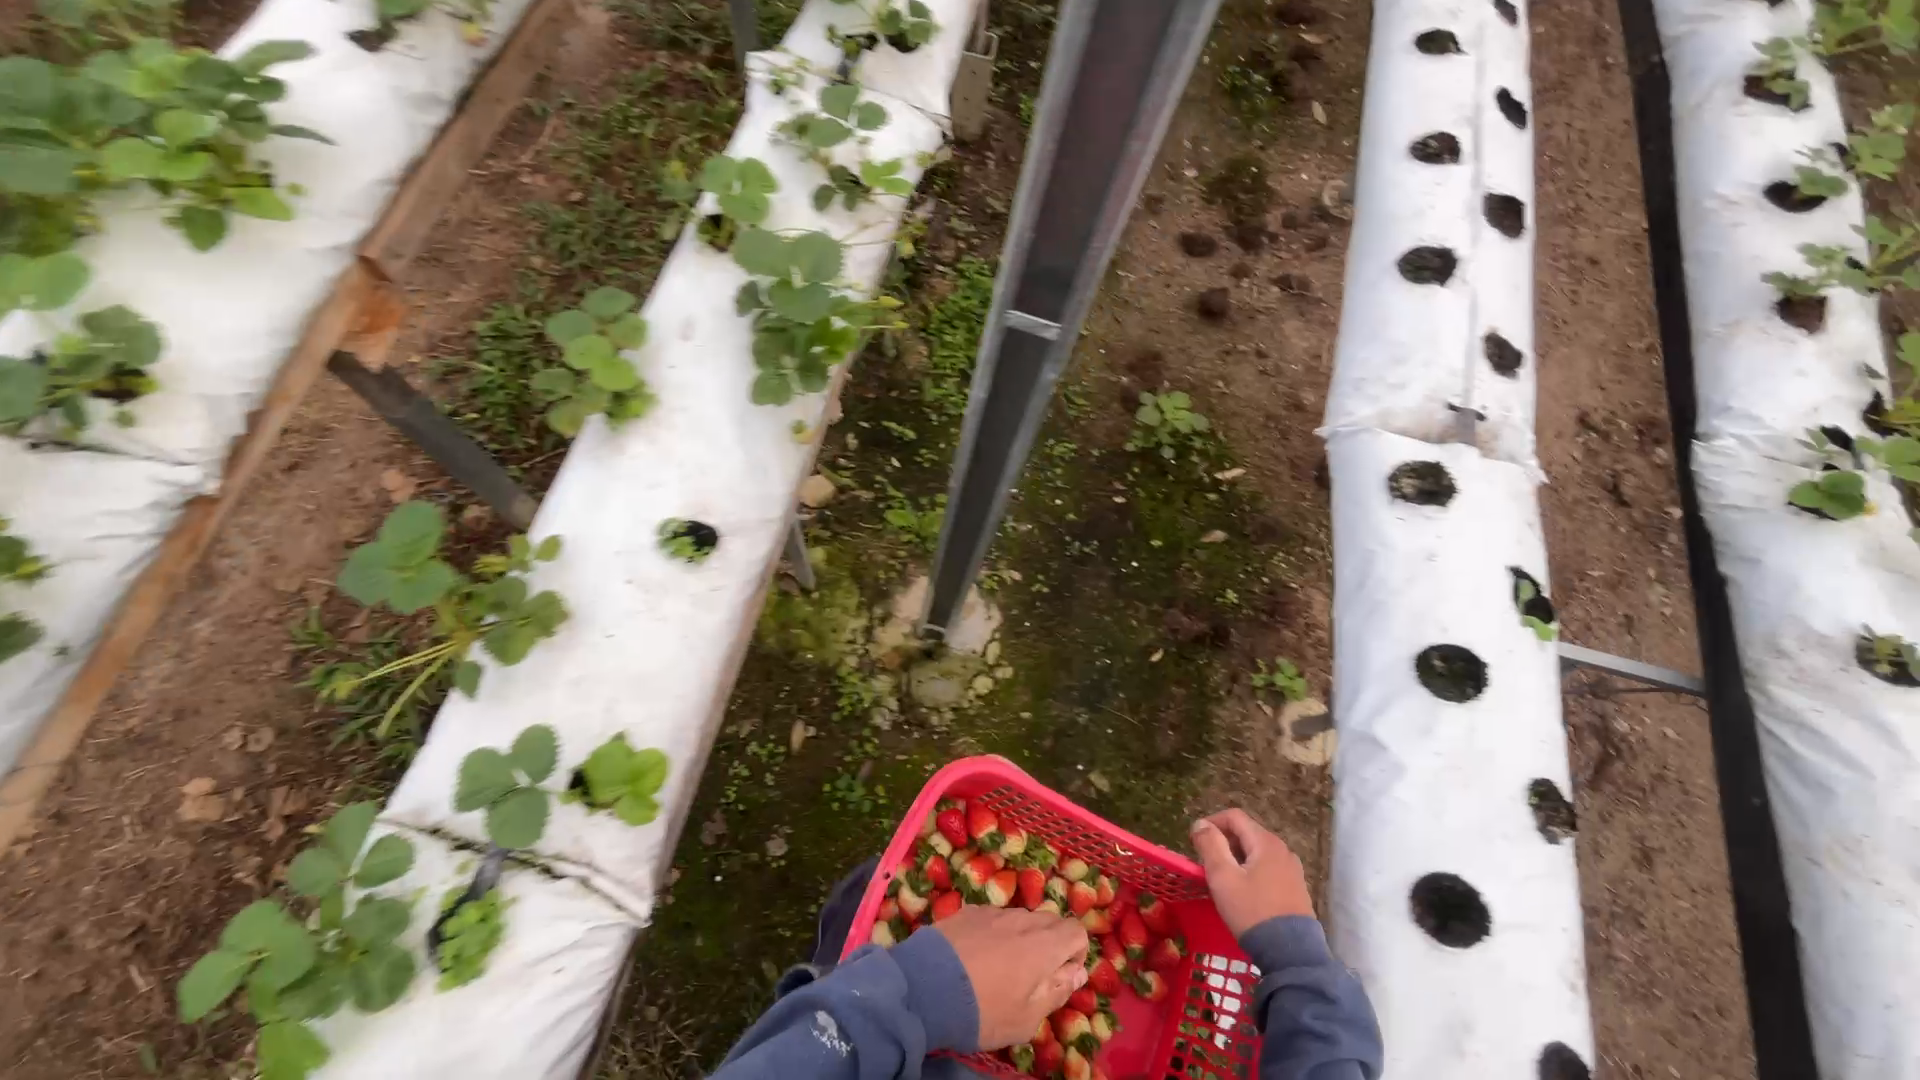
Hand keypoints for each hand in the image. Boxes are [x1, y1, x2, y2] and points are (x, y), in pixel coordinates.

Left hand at [933, 905, 1088, 1049]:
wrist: (927, 987)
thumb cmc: (985, 1010)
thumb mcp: (1027, 1018)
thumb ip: (1057, 992)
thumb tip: (1076, 973)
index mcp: (1045, 945)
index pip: (1076, 931)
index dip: (1076, 952)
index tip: (1061, 975)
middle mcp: (1023, 920)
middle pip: (1050, 921)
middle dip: (1051, 943)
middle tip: (1033, 974)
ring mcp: (993, 912)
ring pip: (1021, 918)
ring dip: (1022, 937)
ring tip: (1002, 966)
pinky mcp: (968, 911)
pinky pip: (993, 918)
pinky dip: (995, 932)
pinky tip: (976, 956)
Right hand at [1191, 808, 1314, 937]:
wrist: (1291, 954)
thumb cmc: (1252, 911)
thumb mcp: (1223, 877)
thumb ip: (1210, 845)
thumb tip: (1201, 824)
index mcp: (1266, 842)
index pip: (1234, 817)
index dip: (1211, 823)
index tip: (1195, 842)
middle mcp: (1283, 850)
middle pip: (1246, 833)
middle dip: (1223, 842)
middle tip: (1206, 863)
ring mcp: (1292, 870)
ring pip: (1257, 852)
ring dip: (1236, 858)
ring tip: (1222, 879)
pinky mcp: (1296, 888)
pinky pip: (1268, 869)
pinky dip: (1251, 871)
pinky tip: (1244, 892)